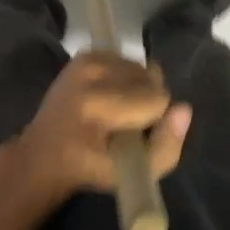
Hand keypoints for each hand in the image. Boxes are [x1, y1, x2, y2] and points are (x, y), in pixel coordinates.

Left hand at [15, 52, 192, 196]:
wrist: (44, 153)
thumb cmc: (90, 168)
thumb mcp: (134, 174)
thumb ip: (167, 146)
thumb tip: (184, 109)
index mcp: (97, 106)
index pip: (158, 98)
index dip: (155, 120)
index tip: (135, 137)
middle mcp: (89, 75)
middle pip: (150, 77)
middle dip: (148, 100)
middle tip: (126, 123)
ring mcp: (84, 61)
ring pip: (140, 67)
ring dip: (138, 88)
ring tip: (116, 111)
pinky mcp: (83, 56)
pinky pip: (126, 60)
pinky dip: (125, 78)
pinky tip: (109, 97)